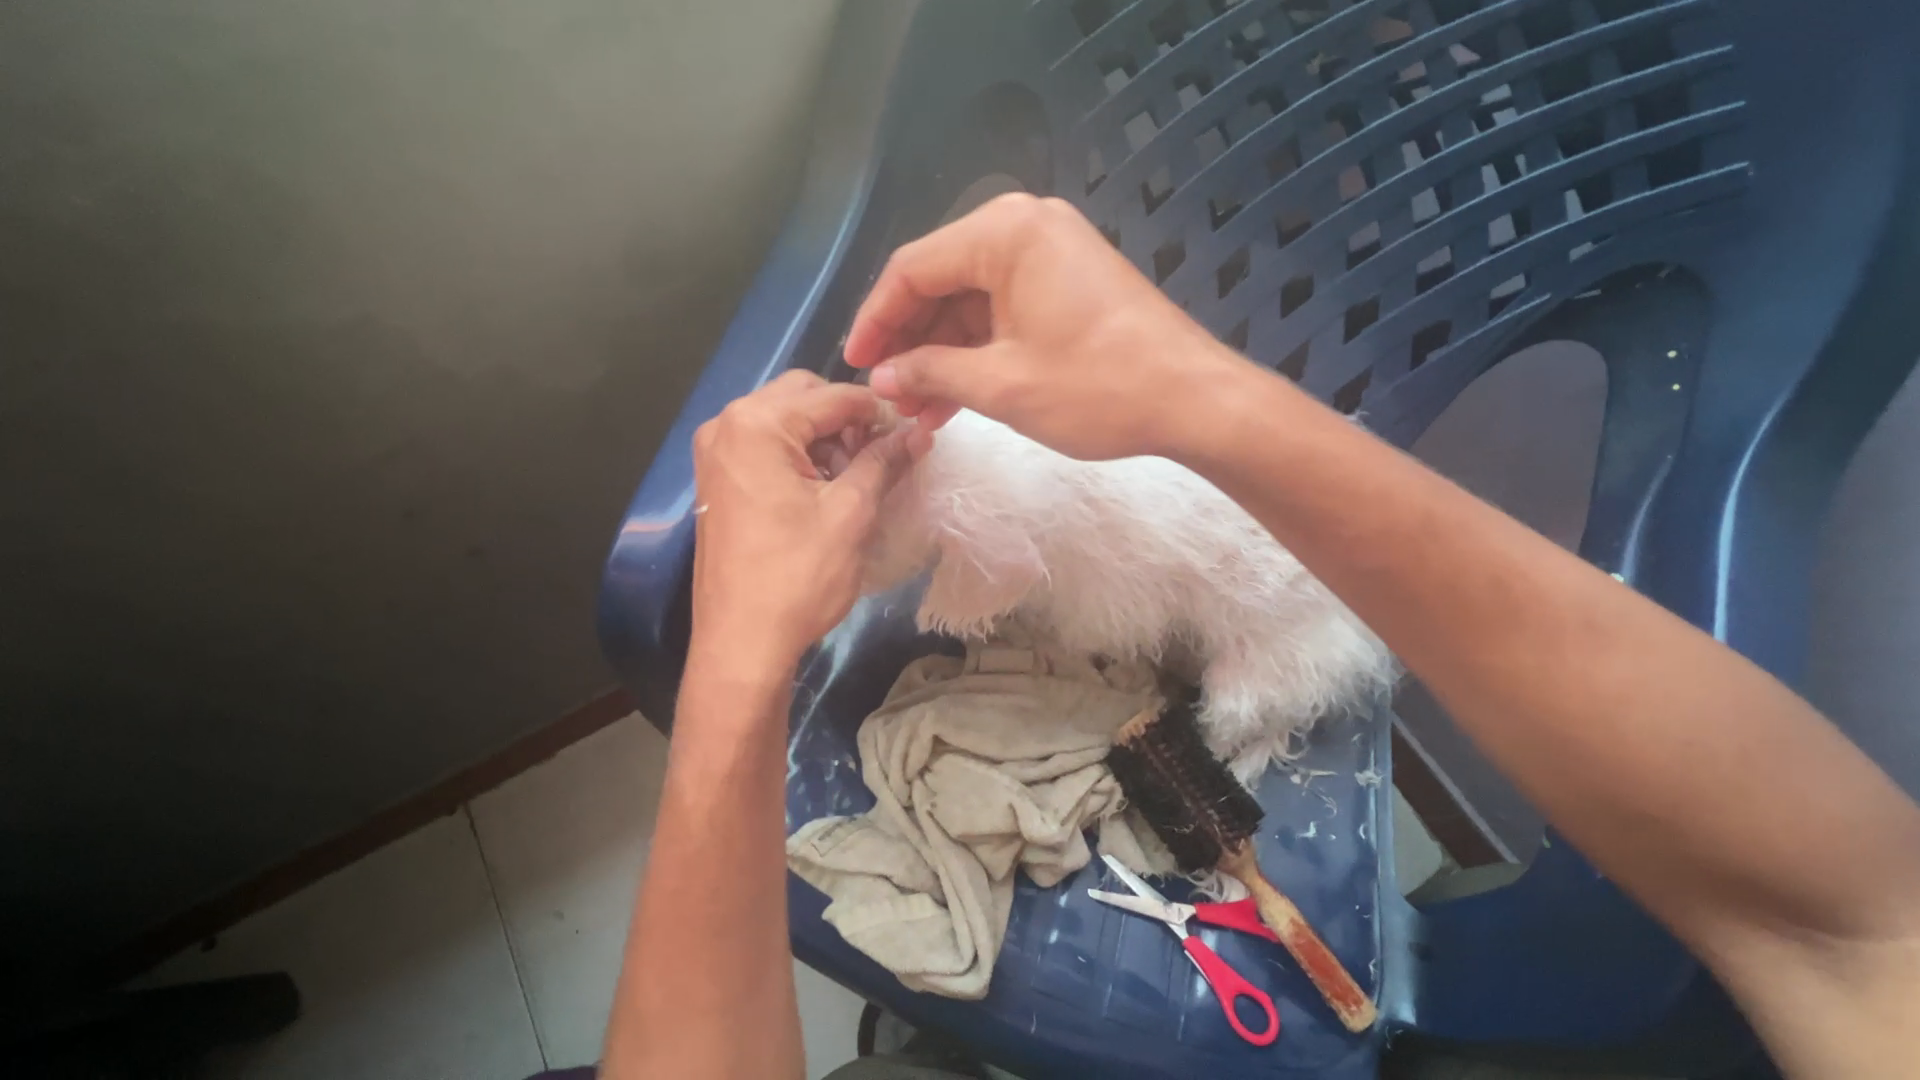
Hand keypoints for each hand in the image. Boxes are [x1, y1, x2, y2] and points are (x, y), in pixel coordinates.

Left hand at [689, 372, 909, 679]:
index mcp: (756, 424)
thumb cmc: (798, 577)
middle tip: (880, 457)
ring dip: (824, 439)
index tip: (912, 432)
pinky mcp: (717, 481)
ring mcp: (716, 454)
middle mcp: (726, 425)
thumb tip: (918, 431)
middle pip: (802, 398)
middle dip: (846, 421)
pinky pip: (765, 447)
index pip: (831, 396)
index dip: (878, 411)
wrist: (742, 643)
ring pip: (784, 422)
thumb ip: (884, 461)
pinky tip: (825, 489)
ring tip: (856, 478)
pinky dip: (799, 457)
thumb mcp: (851, 514)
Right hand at [843, 192, 1252, 460]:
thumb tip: (881, 376)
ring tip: (916, 408)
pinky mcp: (1068, 284)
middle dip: (911, 342)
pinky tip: (954, 396)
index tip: (855, 364)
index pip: (912, 268)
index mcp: (1005, 232)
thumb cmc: (1098, 388)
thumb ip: (931, 373)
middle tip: (888, 394)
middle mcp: (1025, 228)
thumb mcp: (1002, 386)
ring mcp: (1051, 254)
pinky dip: (978, 351)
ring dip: (942, 354)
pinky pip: (1004, 312)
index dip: (875, 320)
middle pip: (941, 281)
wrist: (1195, 401)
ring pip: (971, 302)